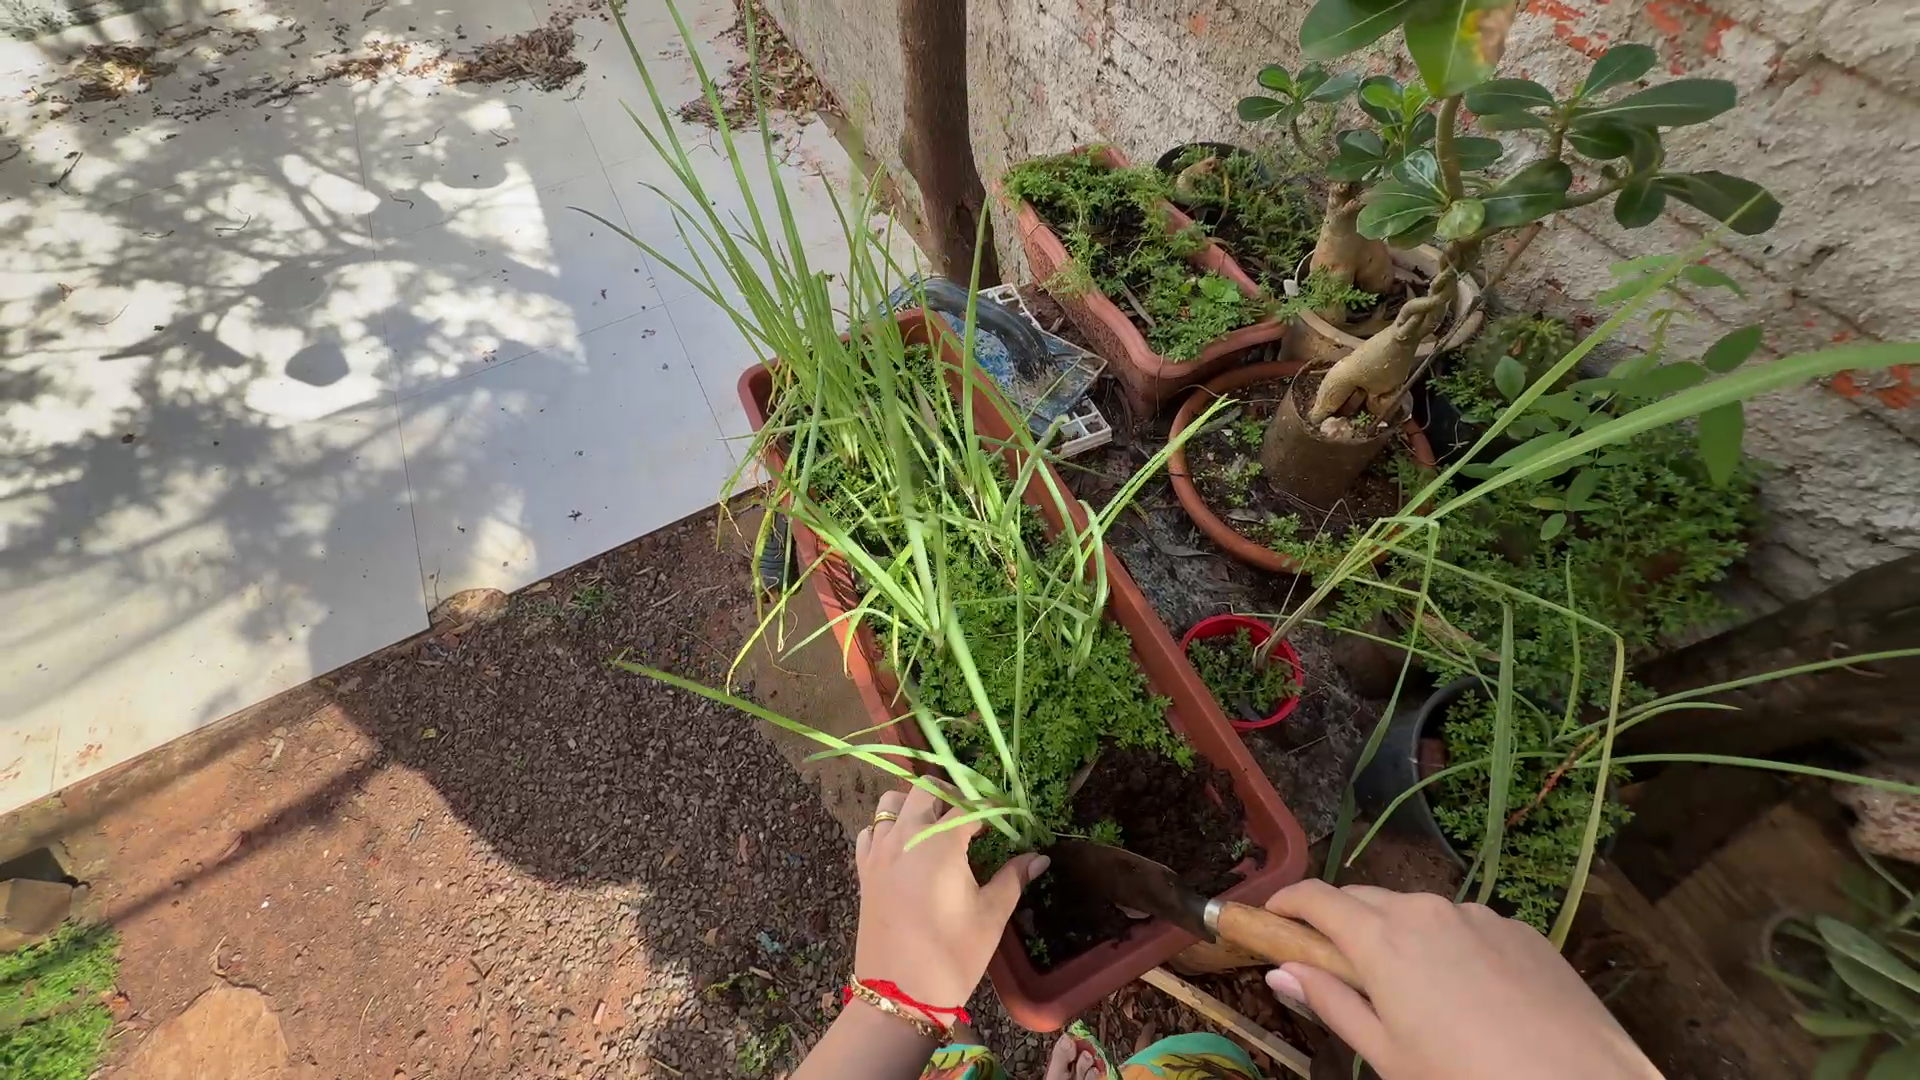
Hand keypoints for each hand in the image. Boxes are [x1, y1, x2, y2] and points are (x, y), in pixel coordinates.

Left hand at [853, 784, 1048, 1014]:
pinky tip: (905, 847)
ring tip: (937, 826)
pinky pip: (871, 831)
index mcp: (940, 842)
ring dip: (916, 804)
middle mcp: (906, 835)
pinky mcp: (864, 869)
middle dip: (953, 795)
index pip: (970, 806)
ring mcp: (880, 850)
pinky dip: (888, 828)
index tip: (1007, 818)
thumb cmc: (952, 955)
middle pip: (928, 789)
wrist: (900, 997)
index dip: (992, 809)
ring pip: (893, 802)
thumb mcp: (991, 915)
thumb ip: (1014, 877)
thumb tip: (1039, 856)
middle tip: (973, 819)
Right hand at [1262, 882, 1658, 1079]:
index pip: (1314, 897)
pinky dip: (1451, 945)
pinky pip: (1466, 925)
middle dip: (1340, 921)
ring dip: (1398, 934)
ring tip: (1418, 990)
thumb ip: (1330, 1003)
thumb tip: (1280, 971)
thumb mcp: (1390, 1058)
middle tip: (1338, 965)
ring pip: (1415, 911)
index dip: (1285, 902)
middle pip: (1361, 899)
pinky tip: (1477, 996)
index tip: (1272, 917)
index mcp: (1380, 938)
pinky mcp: (1521, 930)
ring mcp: (1476, 914)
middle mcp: (1421, 908)